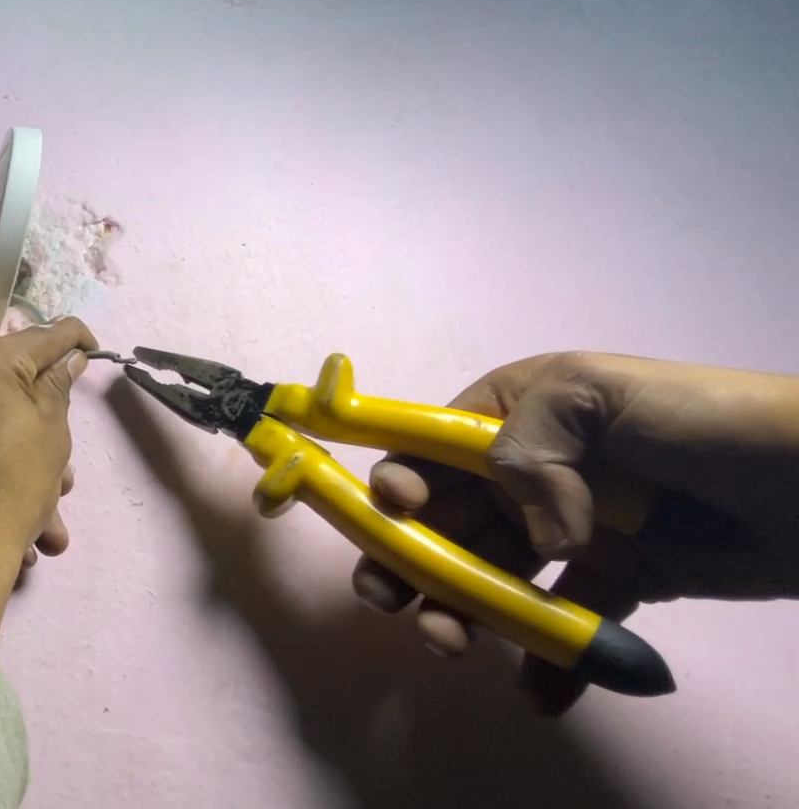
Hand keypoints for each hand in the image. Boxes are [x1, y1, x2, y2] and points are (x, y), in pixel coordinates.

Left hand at [0, 318, 97, 653]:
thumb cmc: (9, 483)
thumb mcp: (51, 431)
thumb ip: (57, 385)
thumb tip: (65, 356)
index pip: (41, 335)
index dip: (75, 340)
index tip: (92, 349)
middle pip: (9, 389)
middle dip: (45, 435)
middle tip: (65, 477)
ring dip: (21, 468)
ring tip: (46, 523)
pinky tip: (16, 525)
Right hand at [351, 351, 798, 712]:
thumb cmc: (699, 416)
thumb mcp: (593, 392)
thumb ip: (529, 443)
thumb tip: (540, 536)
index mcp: (500, 417)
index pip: (425, 450)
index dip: (398, 480)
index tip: (398, 510)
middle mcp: (517, 473)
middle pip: (442, 520)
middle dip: (406, 559)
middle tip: (385, 598)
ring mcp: (563, 528)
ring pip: (491, 574)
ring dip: (461, 611)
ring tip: (449, 646)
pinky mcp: (616, 578)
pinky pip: (567, 619)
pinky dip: (547, 659)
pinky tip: (537, 691)